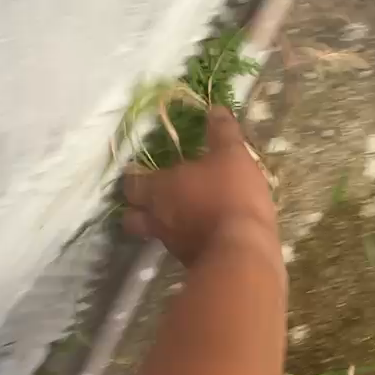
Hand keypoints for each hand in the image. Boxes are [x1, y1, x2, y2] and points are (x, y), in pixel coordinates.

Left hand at [122, 107, 276, 264]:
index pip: (131, 183)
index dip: (133, 177)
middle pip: (132, 218)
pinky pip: (183, 250)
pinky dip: (189, 241)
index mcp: (159, 189)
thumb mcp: (232, 156)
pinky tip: (205, 235)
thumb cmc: (231, 197)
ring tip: (181, 217)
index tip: (138, 171)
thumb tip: (216, 109)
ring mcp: (173, 246)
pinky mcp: (192, 265)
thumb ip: (222, 132)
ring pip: (156, 236)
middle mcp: (158, 220)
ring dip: (163, 226)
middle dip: (136, 209)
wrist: (244, 253)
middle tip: (150, 200)